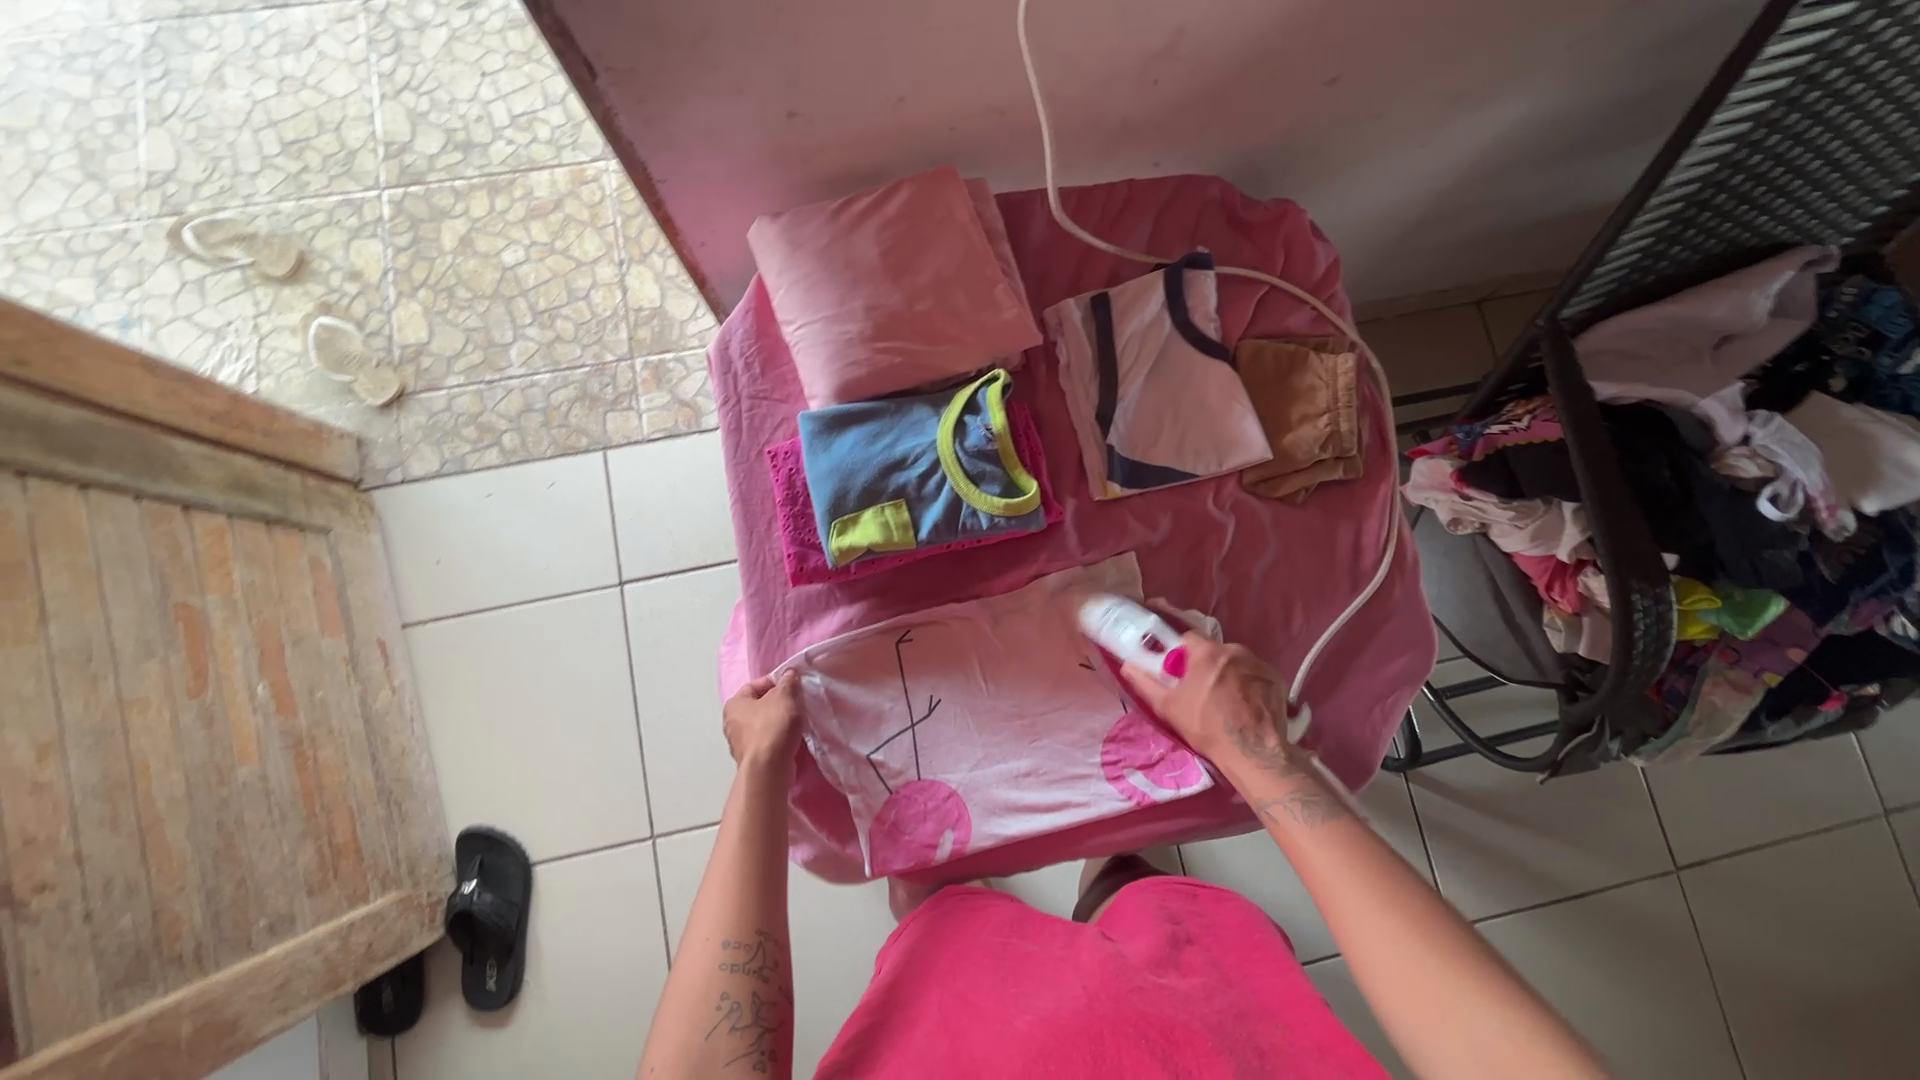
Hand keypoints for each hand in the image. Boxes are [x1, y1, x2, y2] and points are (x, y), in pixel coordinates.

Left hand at [723, 670, 802, 770]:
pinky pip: (767, 740)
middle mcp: (732, 722)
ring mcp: (740, 743)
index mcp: (734, 704)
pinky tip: (792, 737)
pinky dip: (778, 737)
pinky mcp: (751, 758)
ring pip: (763, 723)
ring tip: (798, 720)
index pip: (755, 685)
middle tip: (797, 702)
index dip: (776, 682)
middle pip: (760, 705)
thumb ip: (788, 682)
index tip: (793, 685)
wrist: (768, 769)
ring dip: (779, 720)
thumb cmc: (773, 727)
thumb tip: (789, 674)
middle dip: (778, 702)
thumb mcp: (785, 697)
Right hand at [1120, 635, 1302, 779]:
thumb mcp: (1168, 707)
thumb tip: (1128, 665)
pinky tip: (1245, 705)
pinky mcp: (1276, 678)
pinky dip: (1248, 684)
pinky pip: (1255, 674)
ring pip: (1234, 662)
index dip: (1179, 655)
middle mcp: (1235, 650)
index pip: (1187, 639)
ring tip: (1225, 702)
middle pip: (1212, 651)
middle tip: (1200, 692)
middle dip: (1205, 666)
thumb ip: (1145, 682)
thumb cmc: (1207, 728)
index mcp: (1207, 652)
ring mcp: (1259, 663)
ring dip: (1227, 674)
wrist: (1254, 753)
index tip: (1178, 674)